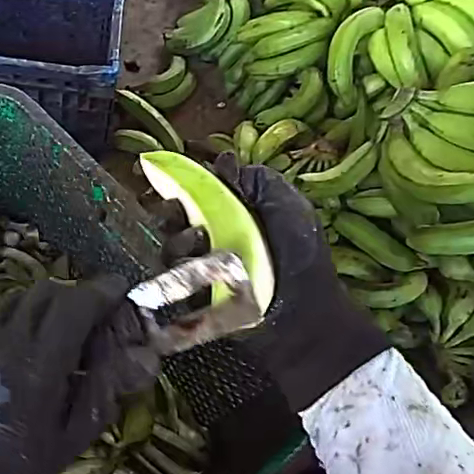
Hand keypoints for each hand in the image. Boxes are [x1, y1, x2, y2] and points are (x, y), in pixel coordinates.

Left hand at [0, 274, 160, 473]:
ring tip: (68, 323)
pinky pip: (4, 311)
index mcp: (40, 365)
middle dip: (79, 294)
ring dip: (52, 301)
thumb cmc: (31, 458)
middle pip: (49, 292)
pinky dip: (28, 312)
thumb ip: (108, 383)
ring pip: (24, 296)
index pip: (73, 306)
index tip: (120, 289)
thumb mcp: (81, 430)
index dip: (101, 291)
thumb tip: (141, 350)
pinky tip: (38, 338)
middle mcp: (9, 342)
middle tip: (98, 311)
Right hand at [162, 153, 389, 412]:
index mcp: (229, 216)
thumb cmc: (300, 258)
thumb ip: (257, 181)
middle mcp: (209, 242)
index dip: (183, 189)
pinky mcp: (194, 303)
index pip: (193, 196)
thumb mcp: (287, 207)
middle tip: (183, 216)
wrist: (305, 313)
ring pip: (168, 250)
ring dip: (180, 242)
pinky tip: (199, 273)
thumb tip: (221, 161)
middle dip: (172, 215)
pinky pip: (171, 285)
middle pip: (171, 221)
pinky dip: (180, 276)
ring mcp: (199, 273)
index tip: (184, 189)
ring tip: (201, 245)